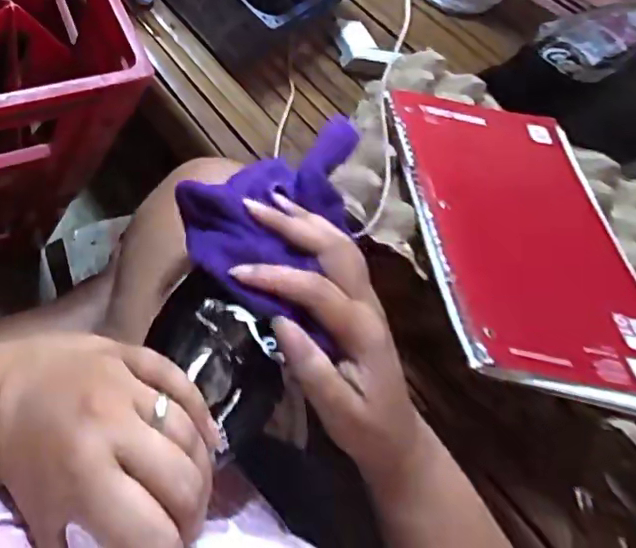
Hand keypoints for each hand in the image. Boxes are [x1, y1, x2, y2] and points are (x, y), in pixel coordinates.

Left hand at [0, 334, 222, 547]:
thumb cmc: (25, 466)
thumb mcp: (51, 526)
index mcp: (85, 472)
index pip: (158, 531)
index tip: (165, 547)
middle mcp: (108, 421)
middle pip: (184, 482)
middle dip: (190, 515)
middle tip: (179, 521)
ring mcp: (118, 378)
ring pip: (188, 431)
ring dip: (199, 468)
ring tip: (188, 484)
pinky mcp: (122, 349)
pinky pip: (177, 378)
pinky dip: (200, 411)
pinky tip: (206, 439)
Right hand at [230, 195, 424, 490]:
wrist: (399, 439)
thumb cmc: (365, 427)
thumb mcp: (337, 412)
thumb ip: (312, 369)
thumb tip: (280, 321)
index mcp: (362, 330)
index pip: (316, 289)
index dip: (275, 276)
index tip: (236, 271)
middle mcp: (368, 303)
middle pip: (334, 249)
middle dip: (291, 224)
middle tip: (250, 206)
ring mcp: (366, 296)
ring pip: (340, 242)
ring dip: (304, 217)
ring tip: (271, 197)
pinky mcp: (358, 295)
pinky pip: (338, 249)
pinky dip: (314, 226)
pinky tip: (294, 215)